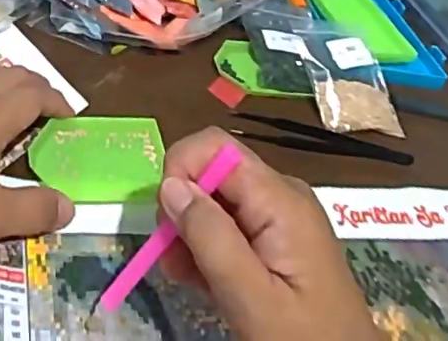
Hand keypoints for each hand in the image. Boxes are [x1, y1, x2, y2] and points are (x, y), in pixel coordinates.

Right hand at [156, 128, 379, 340]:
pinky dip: (208, 245)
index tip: (166, 220)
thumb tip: (169, 184)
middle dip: (182, 207)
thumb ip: (211, 238)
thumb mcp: (253, 302)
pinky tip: (202, 280)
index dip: (181, 169)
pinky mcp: (278, 242)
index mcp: (281, 199)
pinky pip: (230, 223)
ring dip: (191, 231)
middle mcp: (281, 195)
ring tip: (183, 277)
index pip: (215, 146)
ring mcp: (281, 219)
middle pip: (212, 171)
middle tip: (169, 260)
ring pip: (216, 199)